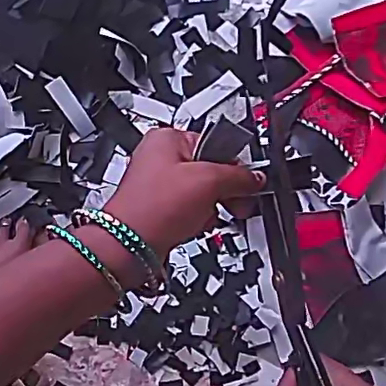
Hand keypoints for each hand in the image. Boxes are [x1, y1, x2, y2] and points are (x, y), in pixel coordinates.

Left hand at [101, 127, 263, 255]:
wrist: (130, 246)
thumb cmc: (153, 208)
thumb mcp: (209, 182)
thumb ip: (239, 176)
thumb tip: (255, 178)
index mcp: (166, 138)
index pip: (215, 143)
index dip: (234, 164)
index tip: (246, 181)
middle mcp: (158, 157)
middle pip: (210, 169)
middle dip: (223, 190)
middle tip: (232, 201)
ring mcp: (157, 184)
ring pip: (201, 193)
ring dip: (210, 207)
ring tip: (203, 216)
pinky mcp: (159, 208)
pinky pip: (189, 210)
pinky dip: (196, 219)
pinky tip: (193, 225)